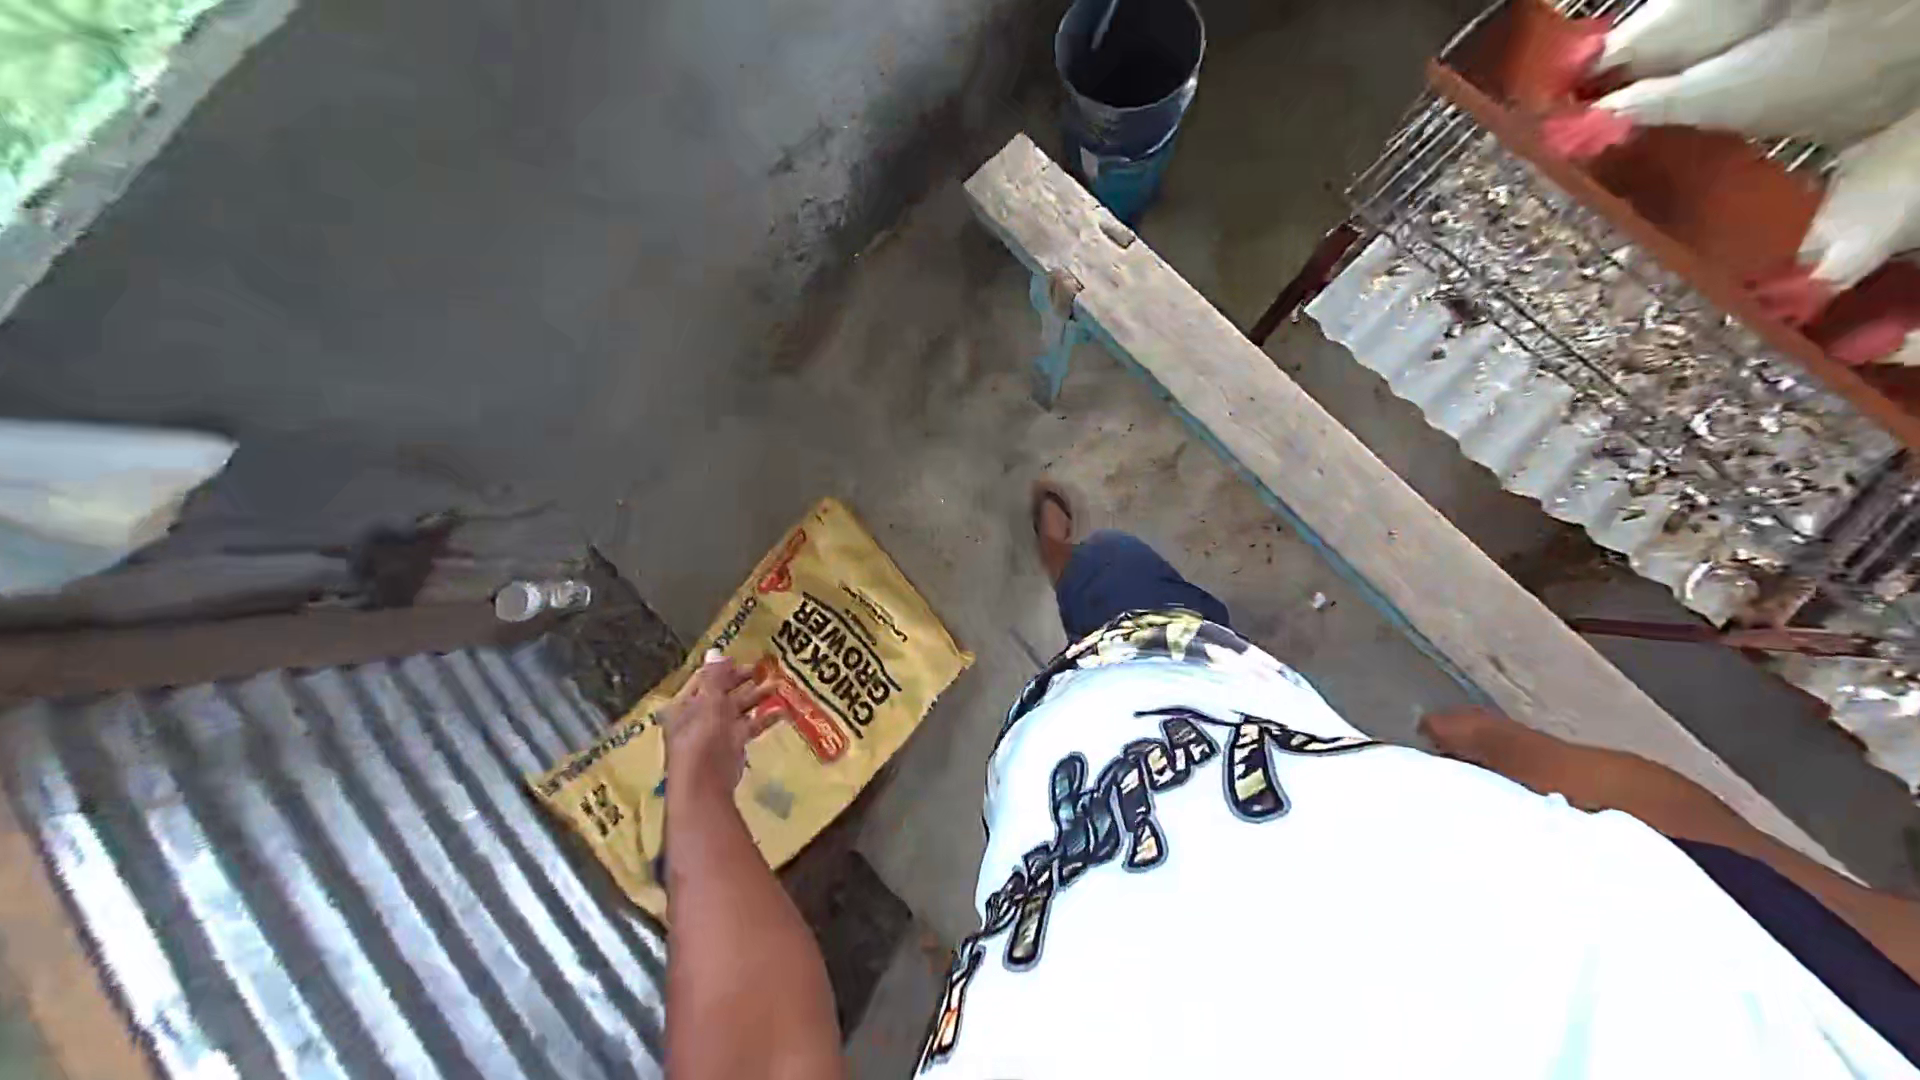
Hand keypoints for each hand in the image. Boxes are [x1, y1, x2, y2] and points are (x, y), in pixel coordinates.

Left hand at [664, 650, 783, 801]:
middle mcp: (698, 716)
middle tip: (768, 671)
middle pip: (723, 692)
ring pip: (738, 708)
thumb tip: (716, 651)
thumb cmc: (702, 738)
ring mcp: (715, 731)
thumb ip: (716, 677)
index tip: (749, 660)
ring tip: (779, 686)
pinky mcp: (732, 746)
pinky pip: (748, 727)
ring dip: (757, 697)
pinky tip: (782, 712)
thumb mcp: (709, 702)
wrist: (704, 784)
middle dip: (745, 681)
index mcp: (684, 704)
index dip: (725, 668)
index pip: (705, 679)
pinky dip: (763, 719)